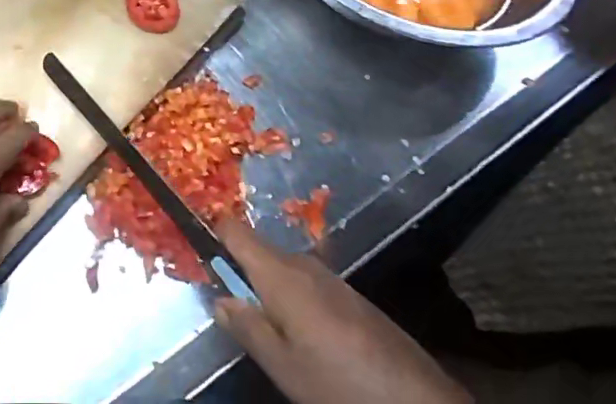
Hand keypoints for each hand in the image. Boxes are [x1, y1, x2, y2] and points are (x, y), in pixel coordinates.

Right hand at [212, 218, 467, 403]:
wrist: (418, 402)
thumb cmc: (338, 382)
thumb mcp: (282, 365)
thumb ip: (246, 327)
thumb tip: (219, 299)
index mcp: (279, 273)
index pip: (235, 230)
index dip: (212, 230)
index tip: (197, 245)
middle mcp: (303, 264)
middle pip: (258, 251)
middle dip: (240, 271)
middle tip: (232, 306)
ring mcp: (330, 277)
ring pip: (283, 270)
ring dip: (268, 288)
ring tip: (267, 327)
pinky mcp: (351, 296)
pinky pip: (307, 284)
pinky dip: (293, 299)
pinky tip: (302, 336)